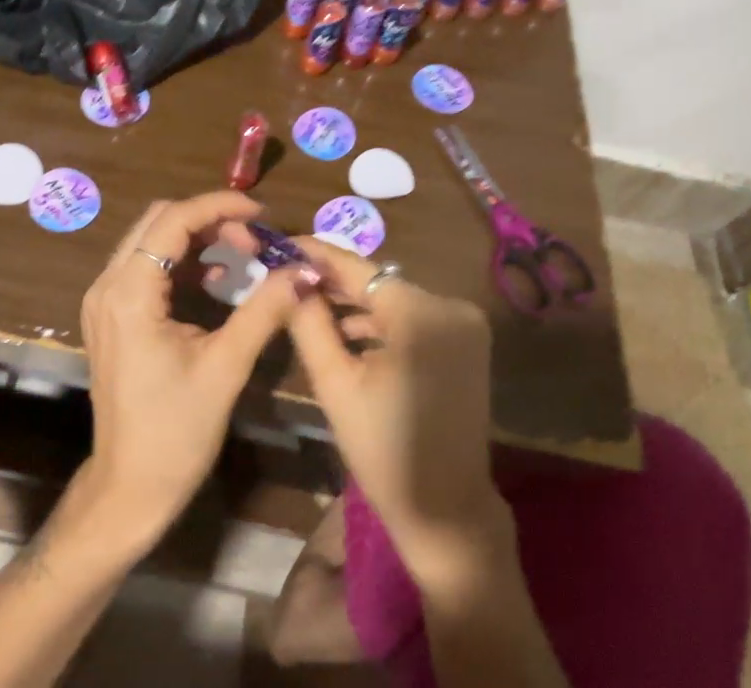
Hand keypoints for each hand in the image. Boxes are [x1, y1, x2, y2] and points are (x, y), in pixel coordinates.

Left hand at [77, 192, 308, 551]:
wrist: (130, 486)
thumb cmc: (176, 432)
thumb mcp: (226, 367)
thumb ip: (265, 310)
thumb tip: (305, 269)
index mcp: (128, 294)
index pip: (172, 220)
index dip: (220, 206)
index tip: (264, 214)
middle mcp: (106, 286)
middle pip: (157, 223)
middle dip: (209, 220)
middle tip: (256, 241)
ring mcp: (103, 302)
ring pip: (150, 243)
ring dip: (196, 240)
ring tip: (244, 257)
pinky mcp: (111, 318)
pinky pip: (145, 270)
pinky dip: (182, 264)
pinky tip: (217, 283)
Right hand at [285, 239, 505, 577]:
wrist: (444, 506)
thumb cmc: (382, 449)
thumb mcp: (334, 383)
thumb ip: (309, 322)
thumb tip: (290, 277)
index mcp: (421, 315)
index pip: (360, 269)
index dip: (318, 254)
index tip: (281, 243)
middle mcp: (452, 307)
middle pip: (380, 283)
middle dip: (334, 281)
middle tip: (287, 277)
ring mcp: (466, 325)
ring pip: (396, 300)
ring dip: (356, 305)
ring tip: (308, 307)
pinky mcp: (469, 343)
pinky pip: (415, 319)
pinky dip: (383, 324)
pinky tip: (348, 333)